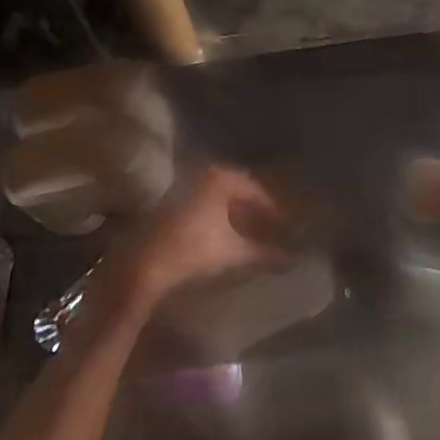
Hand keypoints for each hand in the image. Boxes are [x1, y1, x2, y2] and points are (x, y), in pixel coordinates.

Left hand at [116, 165, 285, 305]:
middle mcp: (200, 175)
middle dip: (252, 208)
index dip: (270, 207)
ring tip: (248, 232)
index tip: (282, 224)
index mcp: (219, 179)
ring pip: (217, 196)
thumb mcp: (235, 252)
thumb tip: (293, 259)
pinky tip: (223, 234)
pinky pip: (202, 203)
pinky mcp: (169, 202)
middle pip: (236, 189)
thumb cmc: (194, 250)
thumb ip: (266, 253)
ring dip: (233, 212)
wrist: (146, 265)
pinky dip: (216, 215)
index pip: (255, 189)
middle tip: (268, 226)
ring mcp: (182, 186)